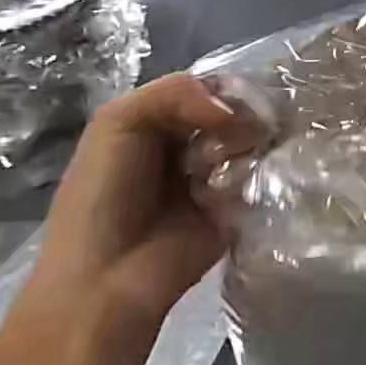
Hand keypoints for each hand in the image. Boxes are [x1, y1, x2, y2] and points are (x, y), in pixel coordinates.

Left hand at [31, 73, 238, 325]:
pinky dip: (250, 179)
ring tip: (211, 174)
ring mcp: (222, 174)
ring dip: (237, 151)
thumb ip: (175, 93)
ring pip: (255, 141)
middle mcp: (196, 142)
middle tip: (216, 142)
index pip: (213, 87)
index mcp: (164, 119)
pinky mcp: (241, 205)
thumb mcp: (118, 122)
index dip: (226, 89)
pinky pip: (263, 177)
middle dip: (235, 121)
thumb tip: (233, 111)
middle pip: (241, 111)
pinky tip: (225, 194)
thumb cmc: (102, 195)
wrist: (106, 277)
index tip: (228, 104)